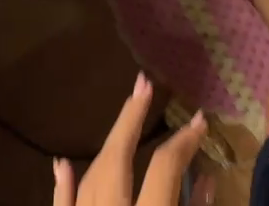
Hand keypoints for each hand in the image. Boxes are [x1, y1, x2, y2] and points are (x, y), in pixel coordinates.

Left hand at [53, 72, 209, 205]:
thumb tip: (207, 178)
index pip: (164, 167)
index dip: (184, 141)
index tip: (200, 120)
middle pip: (116, 159)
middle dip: (131, 118)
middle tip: (144, 83)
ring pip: (91, 177)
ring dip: (109, 148)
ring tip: (126, 121)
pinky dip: (63, 185)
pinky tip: (61, 164)